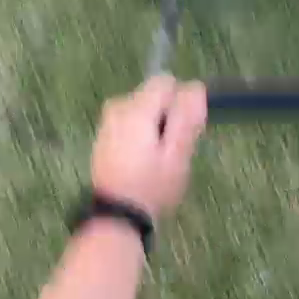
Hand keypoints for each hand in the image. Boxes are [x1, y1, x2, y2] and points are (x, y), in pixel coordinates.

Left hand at [91, 77, 208, 218]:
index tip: (181, 132)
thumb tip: (195, 86)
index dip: (180, 103)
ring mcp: (107, 123)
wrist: (116, 217)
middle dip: (166, 116)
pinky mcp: (103, 137)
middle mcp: (118, 108)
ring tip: (156, 161)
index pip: (166, 82)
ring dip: (153, 129)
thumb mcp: (178, 155)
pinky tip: (141, 163)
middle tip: (170, 152)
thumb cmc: (152, 187)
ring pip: (142, 111)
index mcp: (136, 108)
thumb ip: (186, 118)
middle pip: (153, 96)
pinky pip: (130, 125)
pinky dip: (140, 137)